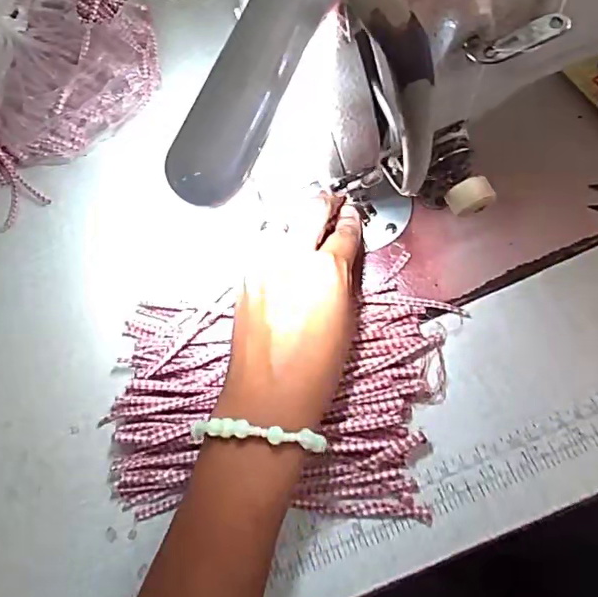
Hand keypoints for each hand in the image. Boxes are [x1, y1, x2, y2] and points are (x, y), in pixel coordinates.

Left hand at [215, 192, 362, 430]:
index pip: (344, 230)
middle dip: (325, 201)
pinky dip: (276, 234)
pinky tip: (284, 242)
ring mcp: (263, 265)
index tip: (353, 215)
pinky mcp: (245, 276)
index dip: (352, 219)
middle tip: (334, 200)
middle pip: (310, 209)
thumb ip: (345, 279)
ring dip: (297, 214)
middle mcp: (291, 260)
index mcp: (326, 271)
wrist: (267, 396)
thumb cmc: (314, 370)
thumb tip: (345, 257)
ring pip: (281, 219)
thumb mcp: (347, 320)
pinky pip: (262, 241)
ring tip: (307, 216)